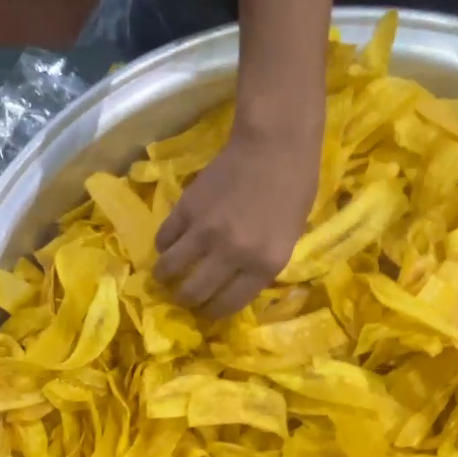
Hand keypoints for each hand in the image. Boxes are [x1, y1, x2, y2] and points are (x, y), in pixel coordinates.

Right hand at [151, 121, 318, 318]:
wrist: (275, 144)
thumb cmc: (293, 189)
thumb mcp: (288, 236)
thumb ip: (259, 264)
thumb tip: (227, 286)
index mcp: (264, 262)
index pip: (227, 305)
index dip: (212, 312)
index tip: (205, 310)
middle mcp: (232, 252)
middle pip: (192, 292)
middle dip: (183, 299)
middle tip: (180, 295)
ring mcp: (204, 231)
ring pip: (168, 269)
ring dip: (164, 276)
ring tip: (165, 275)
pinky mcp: (185, 210)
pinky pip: (164, 238)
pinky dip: (164, 245)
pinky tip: (170, 243)